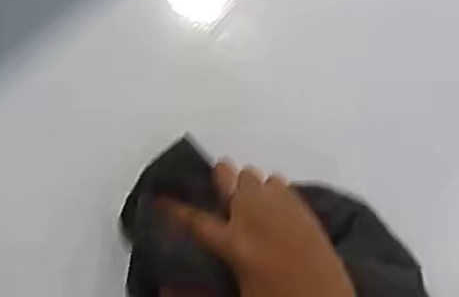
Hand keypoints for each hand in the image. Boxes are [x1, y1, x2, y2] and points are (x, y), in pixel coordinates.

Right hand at [164, 160, 354, 296]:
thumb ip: (203, 291)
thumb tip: (165, 289)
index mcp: (235, 244)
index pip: (194, 220)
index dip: (172, 209)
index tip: (156, 199)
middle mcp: (254, 214)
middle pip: (225, 174)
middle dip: (218, 182)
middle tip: (220, 201)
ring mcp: (279, 205)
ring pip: (251, 174)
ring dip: (245, 188)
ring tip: (249, 211)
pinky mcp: (301, 205)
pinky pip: (277, 181)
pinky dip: (271, 192)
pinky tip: (274, 214)